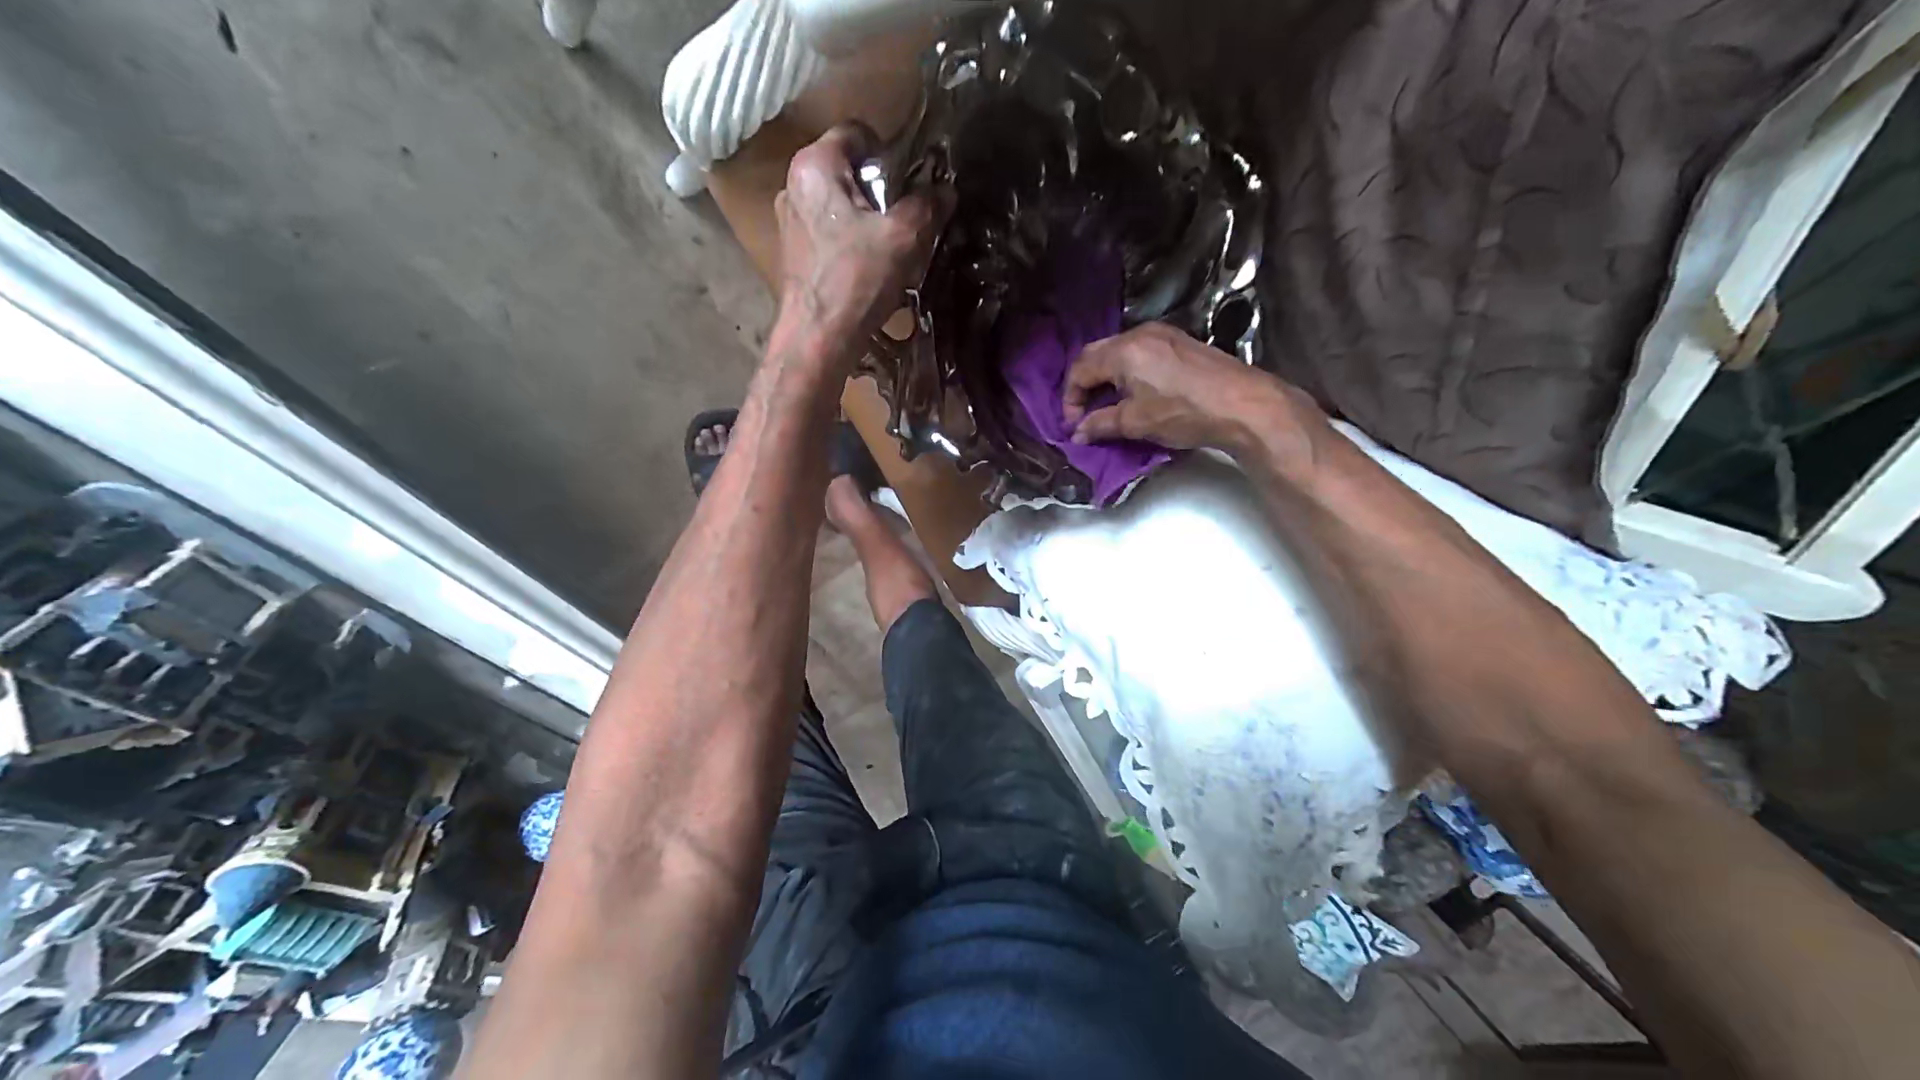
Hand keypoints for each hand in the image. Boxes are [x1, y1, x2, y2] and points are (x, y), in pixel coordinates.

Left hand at [774, 123, 948, 359]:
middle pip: (849, 170)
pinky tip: (870, 268)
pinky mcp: (793, 253)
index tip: (911, 182)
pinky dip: (852, 241)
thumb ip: (927, 206)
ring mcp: (789, 221)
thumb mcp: (902, 238)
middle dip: (882, 190)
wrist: (816, 339)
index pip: (857, 132)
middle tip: (907, 218)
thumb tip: (946, 191)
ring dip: (869, 219)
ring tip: (893, 248)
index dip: (890, 150)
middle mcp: (793, 185)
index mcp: (814, 166)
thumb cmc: (855, 280)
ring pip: (840, 204)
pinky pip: (830, 232)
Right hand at [1063, 322, 1330, 479]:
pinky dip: (1127, 371)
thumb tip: (1078, 433)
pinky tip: (1135, 392)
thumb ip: (1100, 425)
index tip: (1074, 425)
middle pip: (1096, 354)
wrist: (1243, 404)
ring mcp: (1162, 334)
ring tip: (1109, 406)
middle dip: (1085, 384)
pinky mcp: (1180, 342)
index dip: (1071, 399)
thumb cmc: (1185, 413)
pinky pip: (1139, 351)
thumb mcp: (1136, 423)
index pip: (1080, 370)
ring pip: (1118, 351)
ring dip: (1106, 377)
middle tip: (1085, 413)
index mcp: (1123, 351)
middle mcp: (1139, 334)